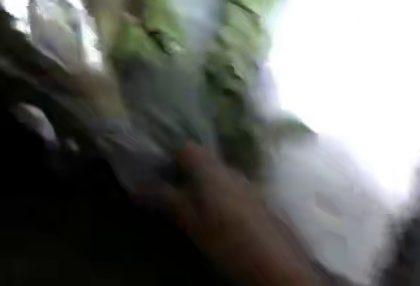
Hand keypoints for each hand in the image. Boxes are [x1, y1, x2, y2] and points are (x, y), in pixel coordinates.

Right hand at [159, 145, 319, 285]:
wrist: (286, 275)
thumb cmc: (228, 239)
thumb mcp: (187, 219)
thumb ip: (161, 196)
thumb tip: (133, 183)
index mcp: (211, 169)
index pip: (183, 147)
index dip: (167, 153)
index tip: (155, 166)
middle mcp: (234, 174)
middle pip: (205, 162)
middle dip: (188, 170)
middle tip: (172, 185)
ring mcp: (257, 192)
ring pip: (225, 179)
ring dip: (209, 186)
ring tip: (197, 204)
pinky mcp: (272, 212)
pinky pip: (241, 196)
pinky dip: (228, 201)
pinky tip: (224, 219)